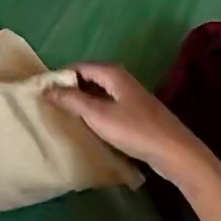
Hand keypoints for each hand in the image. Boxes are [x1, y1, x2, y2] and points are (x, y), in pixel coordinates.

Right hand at [45, 62, 207, 171]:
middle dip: (70, 87)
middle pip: (89, 77)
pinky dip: (95, 108)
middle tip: (52, 103)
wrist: (177, 154)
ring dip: (82, 99)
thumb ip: (72, 100)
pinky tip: (90, 123)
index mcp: (112, 72)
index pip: (78, 66)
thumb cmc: (135, 131)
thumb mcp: (98, 115)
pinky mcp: (137, 111)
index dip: (60, 77)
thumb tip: (47, 88)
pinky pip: (108, 103)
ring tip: (66, 113)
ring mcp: (131, 95)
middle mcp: (121, 78)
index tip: (43, 91)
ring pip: (99, 91)